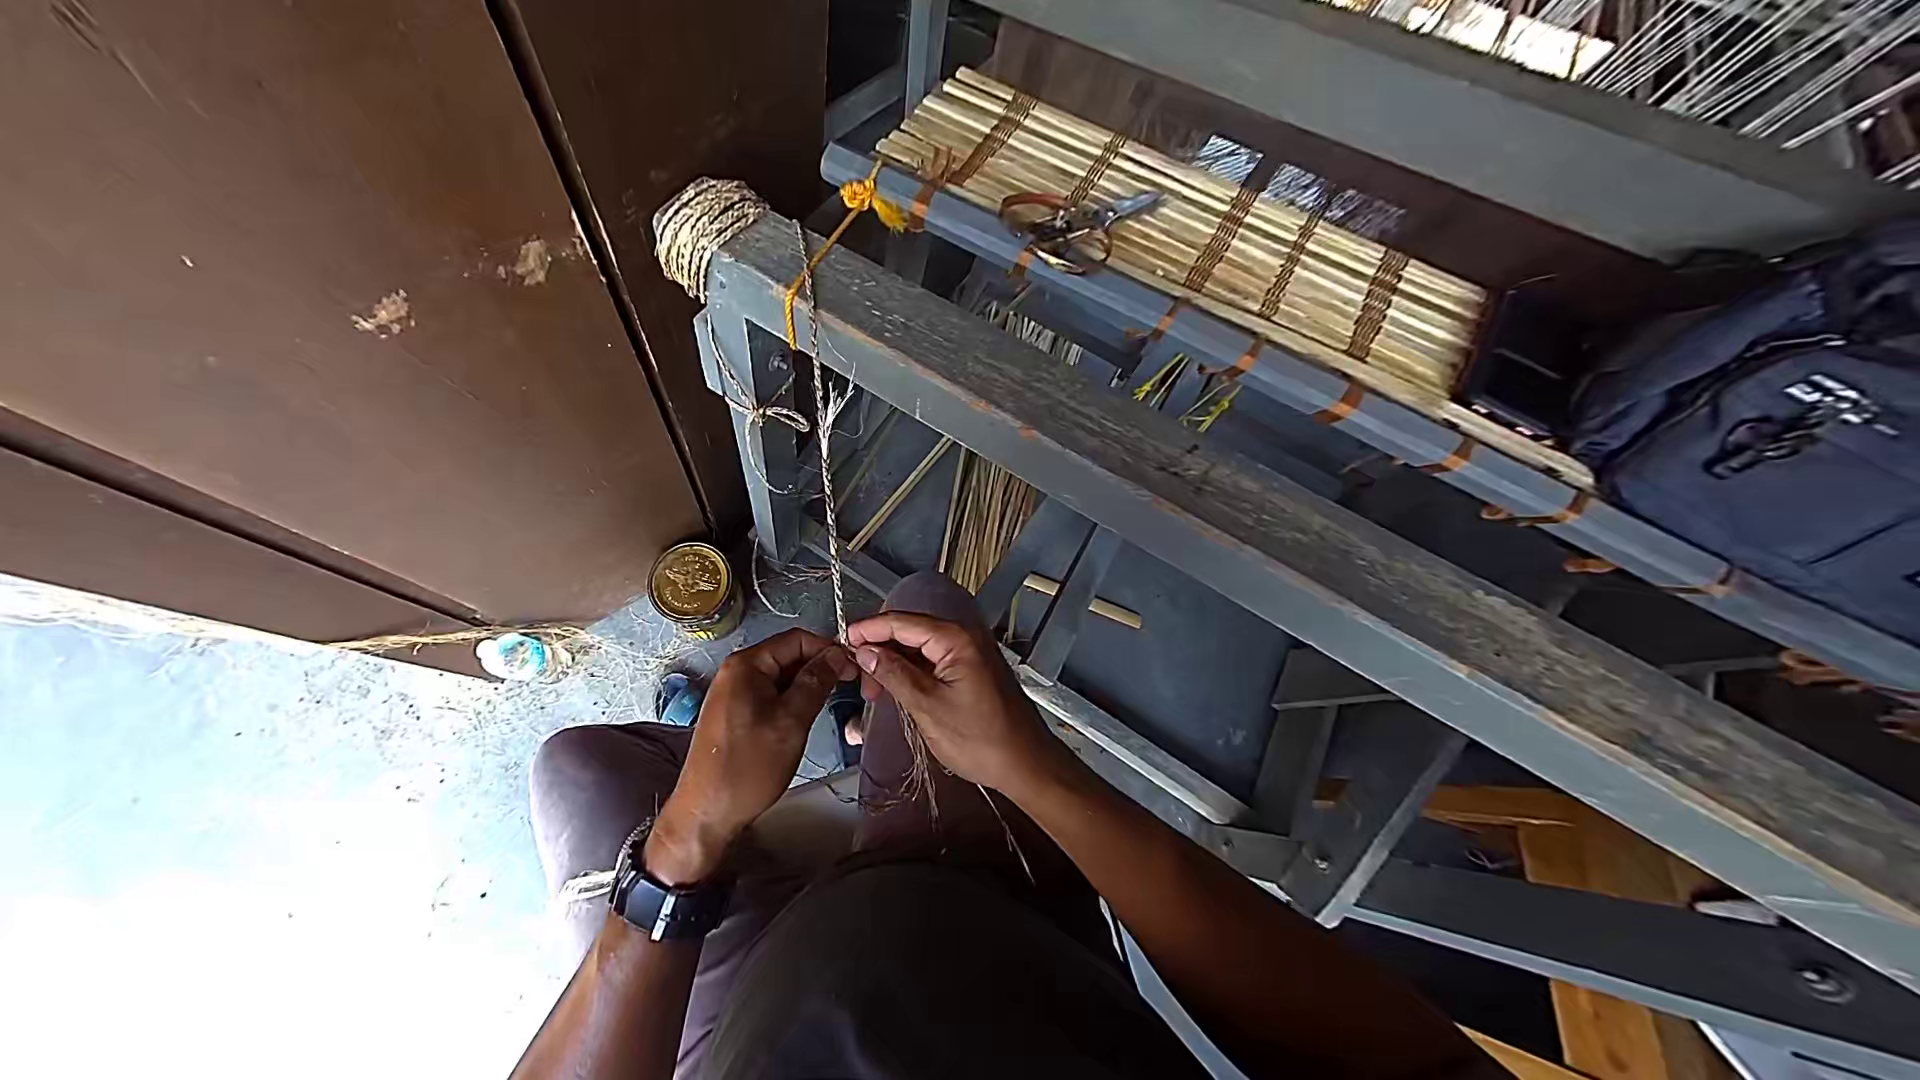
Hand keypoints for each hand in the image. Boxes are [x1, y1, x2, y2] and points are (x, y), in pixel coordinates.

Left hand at [646, 628, 856, 884]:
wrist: (706, 815)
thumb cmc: (748, 767)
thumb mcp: (791, 721)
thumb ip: (816, 682)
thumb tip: (837, 654)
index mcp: (746, 665)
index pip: (797, 639)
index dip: (828, 649)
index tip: (854, 668)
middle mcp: (737, 672)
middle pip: (789, 655)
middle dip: (820, 666)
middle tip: (850, 686)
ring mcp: (735, 693)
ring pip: (782, 676)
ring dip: (809, 685)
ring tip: (833, 701)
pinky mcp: (736, 713)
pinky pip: (772, 694)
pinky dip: (793, 700)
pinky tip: (808, 715)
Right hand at [845, 611, 1070, 796]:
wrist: (1024, 763)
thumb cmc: (981, 739)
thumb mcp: (928, 706)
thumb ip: (894, 674)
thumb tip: (865, 651)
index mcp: (955, 639)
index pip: (903, 621)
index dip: (870, 629)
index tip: (843, 641)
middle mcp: (963, 638)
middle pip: (910, 632)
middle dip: (880, 651)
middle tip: (861, 680)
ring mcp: (967, 654)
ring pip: (918, 648)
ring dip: (893, 664)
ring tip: (875, 693)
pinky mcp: (968, 670)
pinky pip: (931, 662)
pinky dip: (910, 673)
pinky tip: (895, 691)